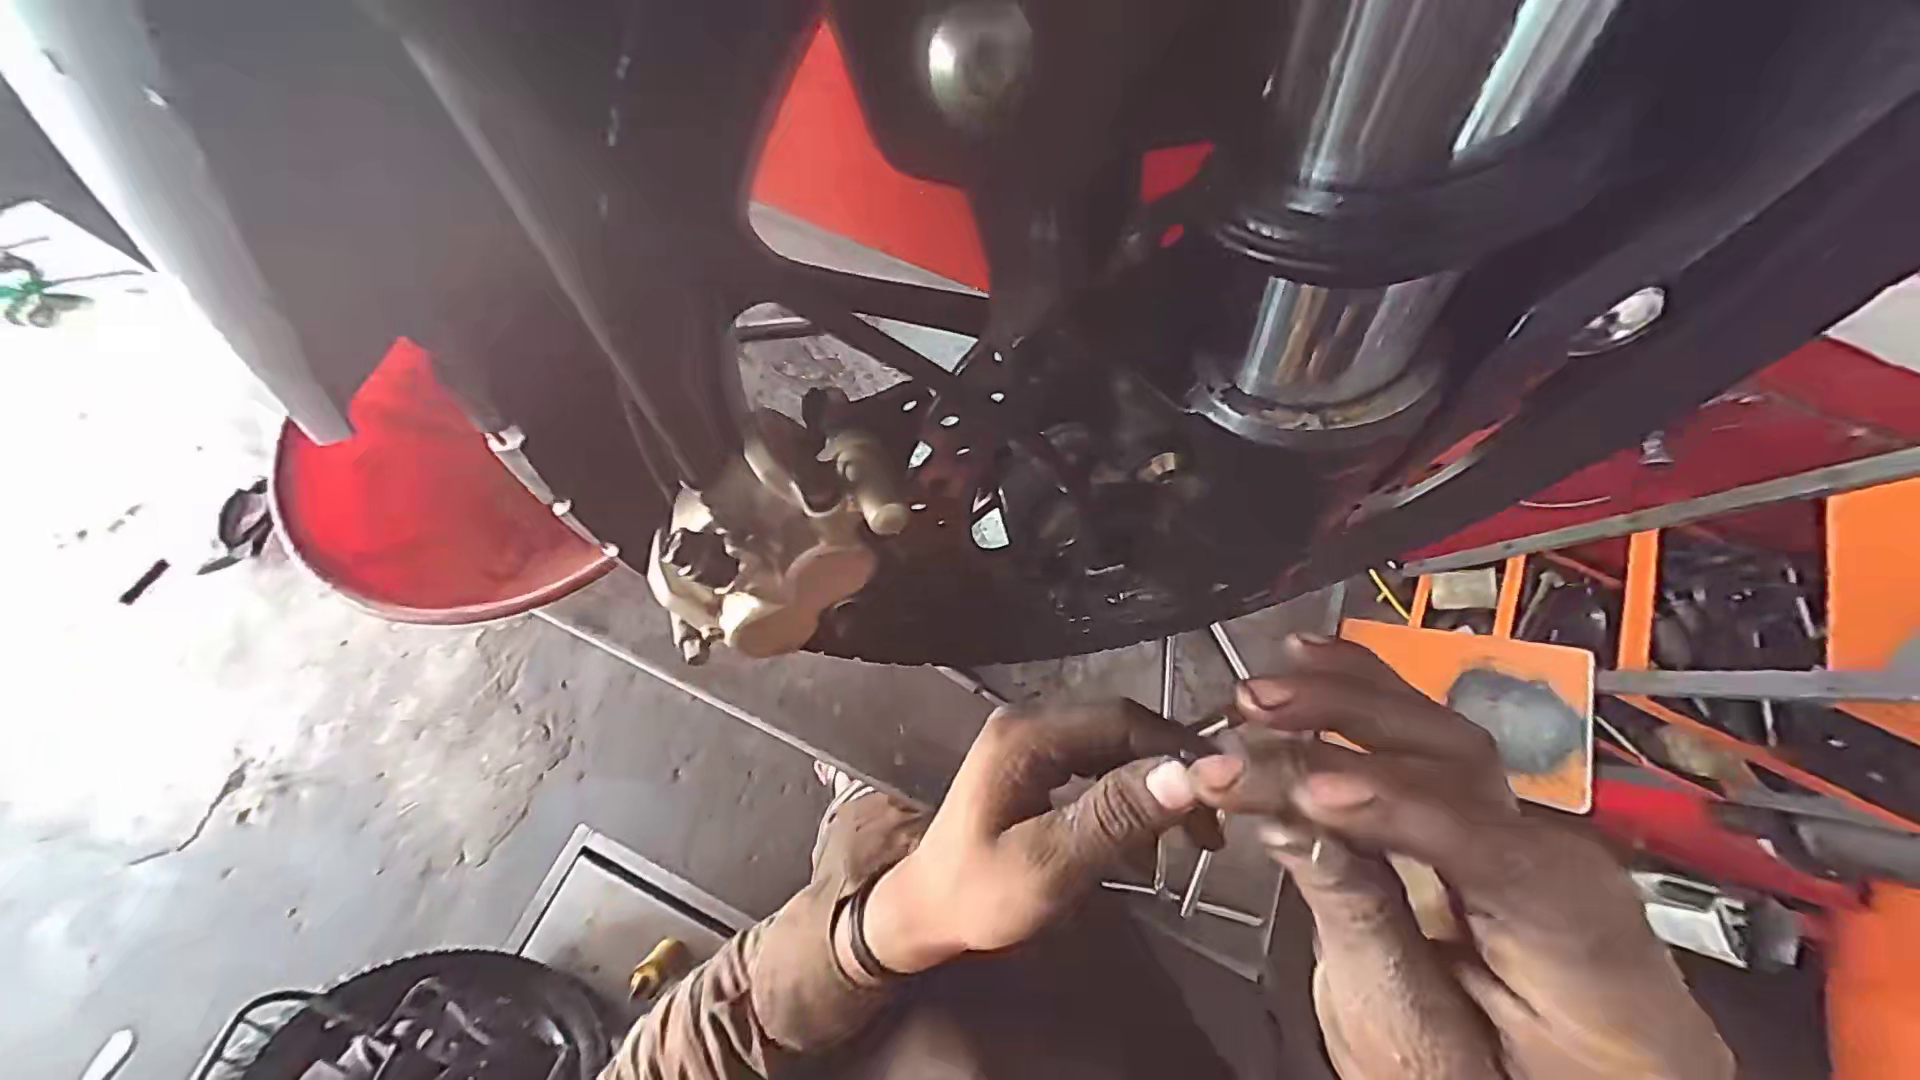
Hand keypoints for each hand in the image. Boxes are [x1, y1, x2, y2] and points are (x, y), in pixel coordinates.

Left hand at [861, 699, 1215, 973]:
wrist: (927, 910)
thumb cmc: (978, 893)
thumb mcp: (1050, 862)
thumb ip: (1115, 816)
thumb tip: (1187, 775)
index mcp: (1027, 734)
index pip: (1121, 721)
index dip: (1177, 752)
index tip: (1222, 797)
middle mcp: (1030, 722)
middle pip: (1119, 729)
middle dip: (1169, 773)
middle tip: (1207, 830)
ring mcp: (1031, 741)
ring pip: (1112, 747)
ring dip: (1152, 788)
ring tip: (1182, 842)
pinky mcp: (1036, 763)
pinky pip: (1095, 766)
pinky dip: (1127, 797)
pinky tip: (1140, 840)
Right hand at [1191, 633, 1732, 1079]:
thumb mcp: (1411, 1040)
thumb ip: (1357, 924)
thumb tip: (1283, 822)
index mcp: (1593, 963)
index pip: (1501, 854)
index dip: (1402, 812)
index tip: (1307, 794)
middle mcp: (1561, 872)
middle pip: (1467, 764)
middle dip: (1352, 726)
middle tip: (1257, 715)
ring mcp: (1511, 832)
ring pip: (1438, 733)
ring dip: (1340, 698)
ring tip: (1262, 690)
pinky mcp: (1460, 816)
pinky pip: (1415, 741)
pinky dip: (1357, 693)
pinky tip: (1309, 661)